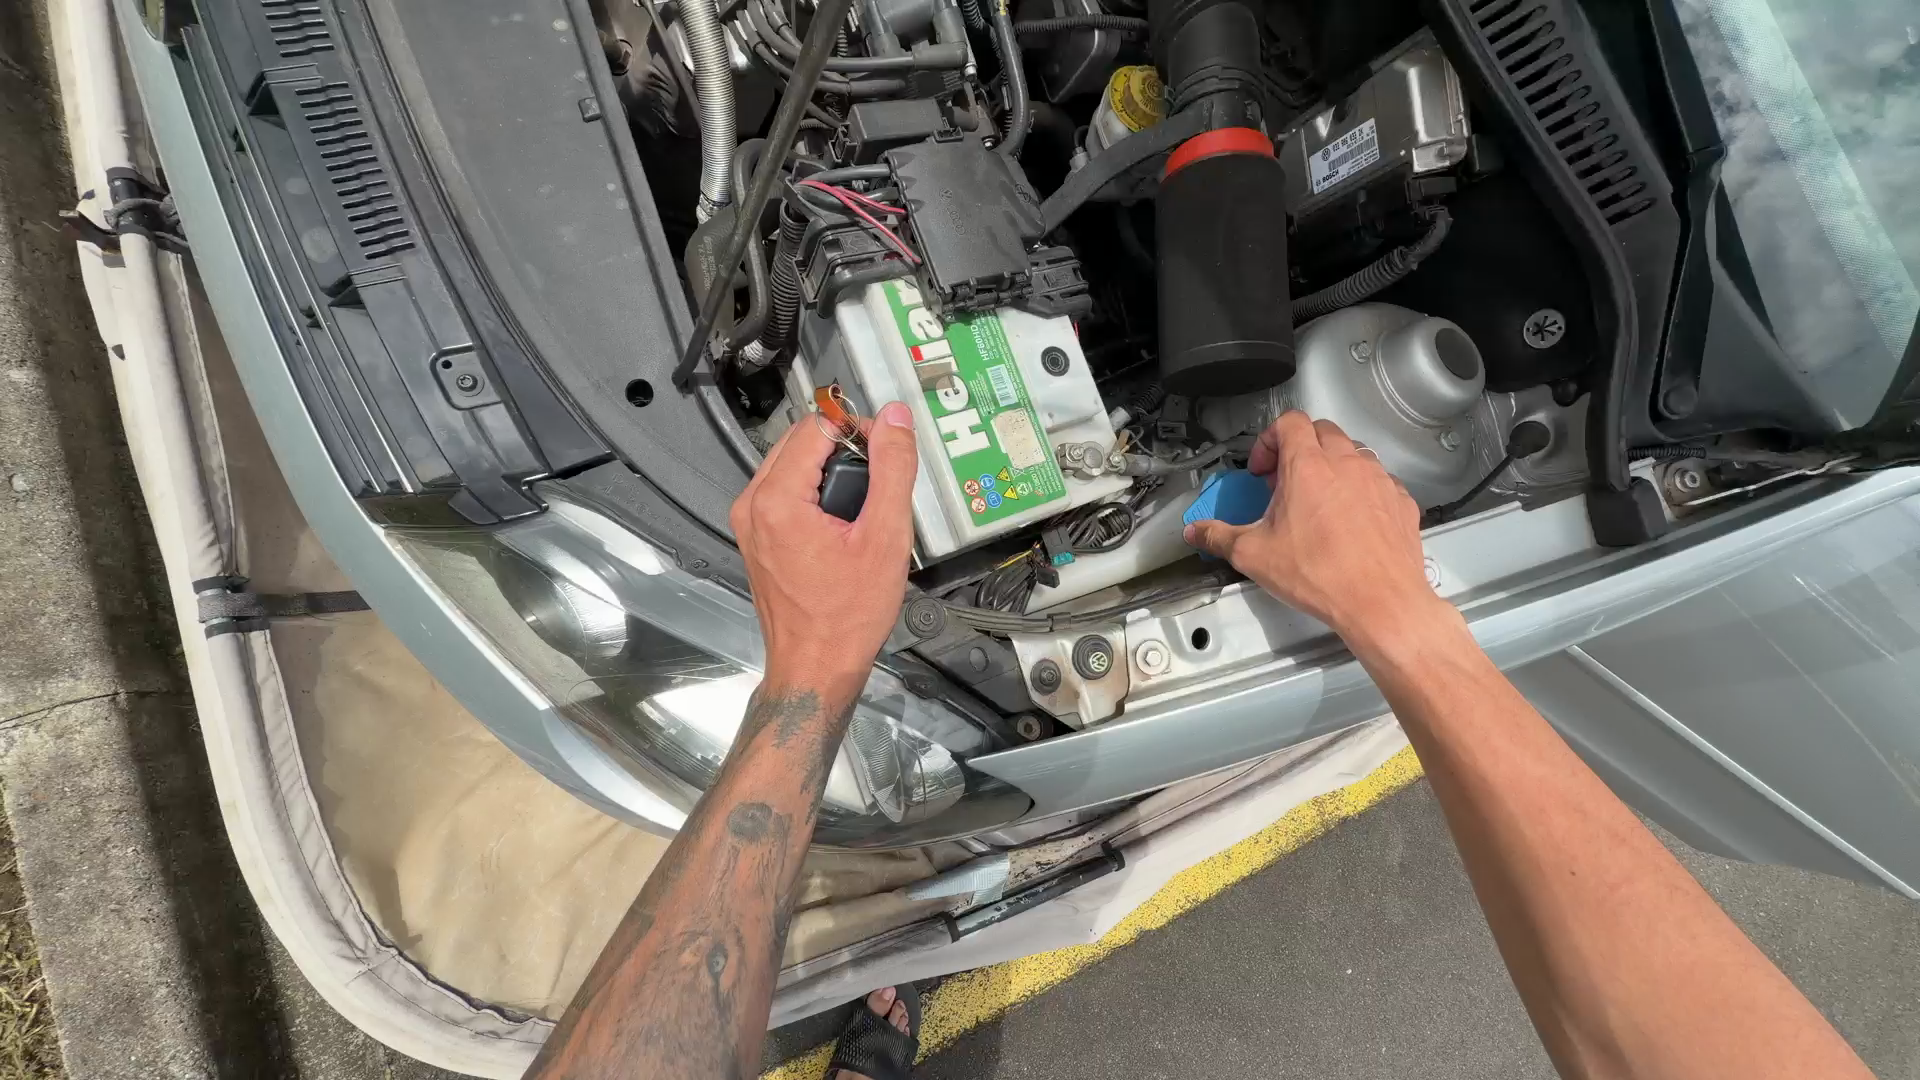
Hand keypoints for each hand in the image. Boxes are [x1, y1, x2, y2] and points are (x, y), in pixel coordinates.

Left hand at [730, 403, 918, 686]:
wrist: (816, 667)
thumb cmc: (849, 613)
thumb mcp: (885, 537)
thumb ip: (892, 469)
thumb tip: (894, 417)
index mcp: (777, 498)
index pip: (816, 427)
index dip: (857, 428)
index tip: (886, 453)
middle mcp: (751, 504)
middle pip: (799, 442)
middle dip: (843, 447)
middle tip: (881, 478)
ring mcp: (748, 523)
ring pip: (791, 465)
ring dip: (829, 469)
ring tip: (866, 501)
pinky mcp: (755, 539)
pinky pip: (784, 492)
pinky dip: (814, 492)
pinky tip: (844, 520)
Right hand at [1183, 411, 1444, 638]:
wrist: (1379, 602)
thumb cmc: (1318, 574)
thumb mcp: (1252, 554)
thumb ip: (1218, 536)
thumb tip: (1195, 532)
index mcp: (1307, 467)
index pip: (1290, 422)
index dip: (1269, 440)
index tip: (1262, 470)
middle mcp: (1346, 464)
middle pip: (1322, 430)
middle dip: (1299, 448)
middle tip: (1283, 481)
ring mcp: (1379, 480)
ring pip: (1353, 451)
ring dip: (1331, 464)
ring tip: (1316, 499)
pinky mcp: (1401, 500)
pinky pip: (1378, 479)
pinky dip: (1359, 488)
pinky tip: (1348, 519)